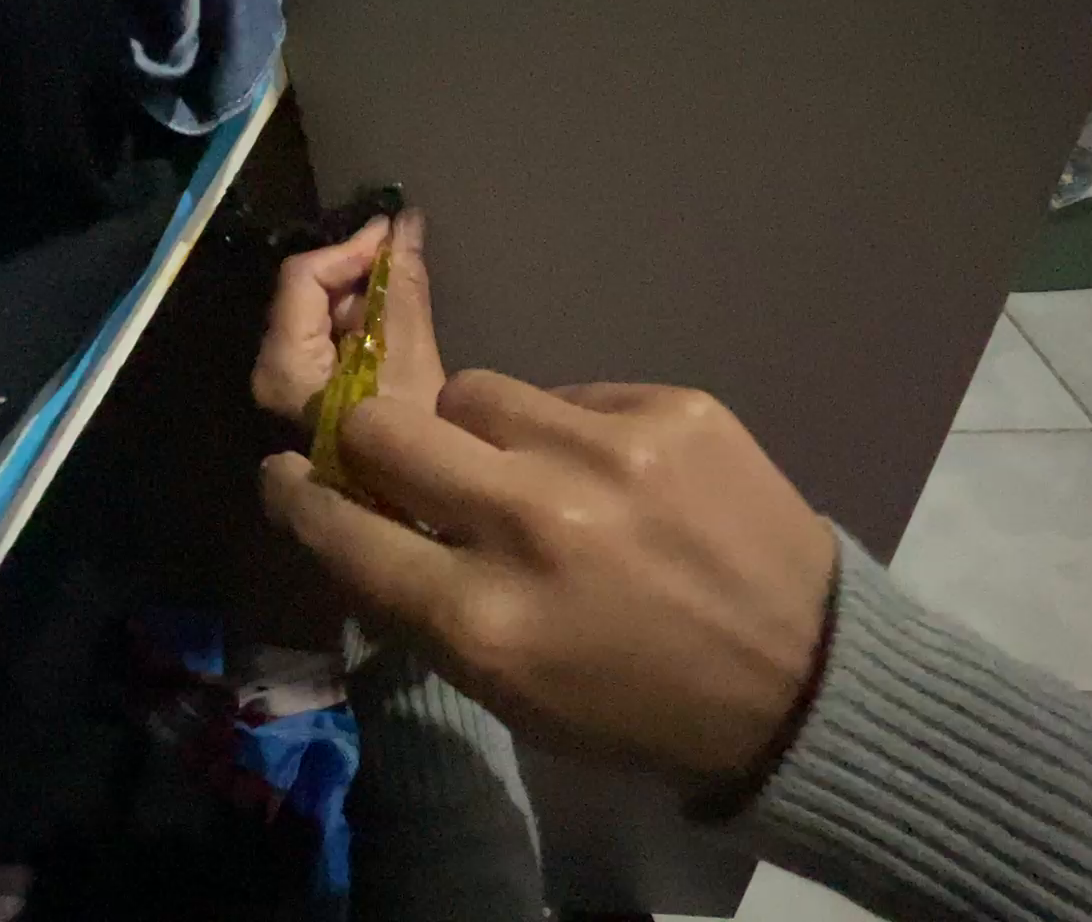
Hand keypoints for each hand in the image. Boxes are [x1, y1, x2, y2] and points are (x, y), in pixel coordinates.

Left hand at [251, 208, 444, 425]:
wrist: (404, 511)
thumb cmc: (406, 445)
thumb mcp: (410, 361)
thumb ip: (403, 289)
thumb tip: (405, 223)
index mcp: (285, 366)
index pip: (302, 279)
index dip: (349, 248)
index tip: (393, 233)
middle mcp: (273, 371)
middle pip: (307, 294)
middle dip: (357, 272)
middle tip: (406, 260)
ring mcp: (287, 383)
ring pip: (319, 314)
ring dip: (361, 296)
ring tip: (406, 290)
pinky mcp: (307, 390)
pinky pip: (327, 338)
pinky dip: (360, 322)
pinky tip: (393, 324)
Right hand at [261, 372, 837, 780]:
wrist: (804, 676)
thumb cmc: (638, 701)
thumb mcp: (514, 688)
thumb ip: (426, 602)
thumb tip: (363, 518)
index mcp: (488, 620)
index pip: (346, 534)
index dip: (302, 499)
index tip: (287, 474)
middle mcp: (534, 522)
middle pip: (390, 429)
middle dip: (373, 439)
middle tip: (399, 453)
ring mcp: (608, 451)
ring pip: (476, 390)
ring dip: (480, 432)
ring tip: (533, 470)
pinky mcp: (671, 406)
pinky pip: (568, 393)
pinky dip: (569, 429)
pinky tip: (617, 472)